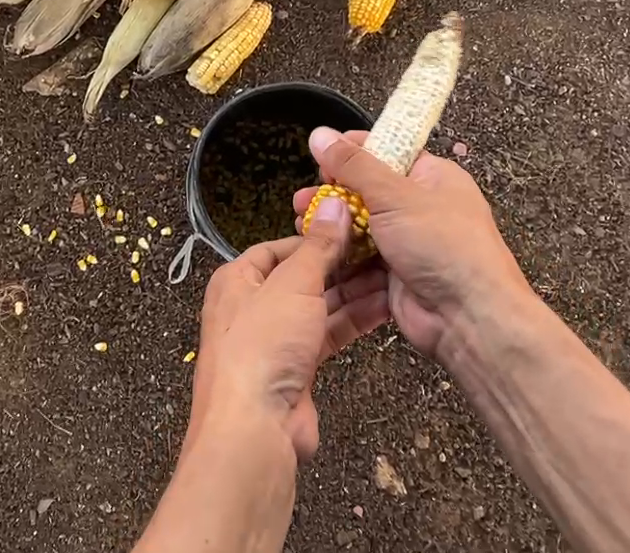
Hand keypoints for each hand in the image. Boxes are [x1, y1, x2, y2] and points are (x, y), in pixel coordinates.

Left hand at [189, 198, 389, 460]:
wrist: (254, 426)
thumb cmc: (262, 344)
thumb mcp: (293, 284)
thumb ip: (318, 247)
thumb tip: (333, 205)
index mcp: (236, 279)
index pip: (276, 248)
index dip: (312, 239)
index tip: (349, 230)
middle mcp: (251, 306)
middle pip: (301, 277)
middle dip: (340, 266)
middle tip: (381, 252)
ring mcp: (274, 339)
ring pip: (318, 307)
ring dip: (353, 294)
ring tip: (393, 276)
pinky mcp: (296, 369)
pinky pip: (327, 335)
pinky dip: (353, 322)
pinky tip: (384, 309)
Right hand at [293, 127, 531, 358]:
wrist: (470, 319)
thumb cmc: (444, 247)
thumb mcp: (395, 196)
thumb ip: (354, 166)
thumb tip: (320, 134)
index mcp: (432, 177)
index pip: (387, 150)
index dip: (353, 150)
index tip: (321, 154)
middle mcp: (420, 205)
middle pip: (367, 188)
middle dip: (333, 190)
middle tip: (303, 195)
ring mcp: (406, 240)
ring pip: (359, 222)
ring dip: (331, 220)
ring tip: (299, 218)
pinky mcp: (393, 271)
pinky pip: (359, 253)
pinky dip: (337, 249)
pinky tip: (312, 245)